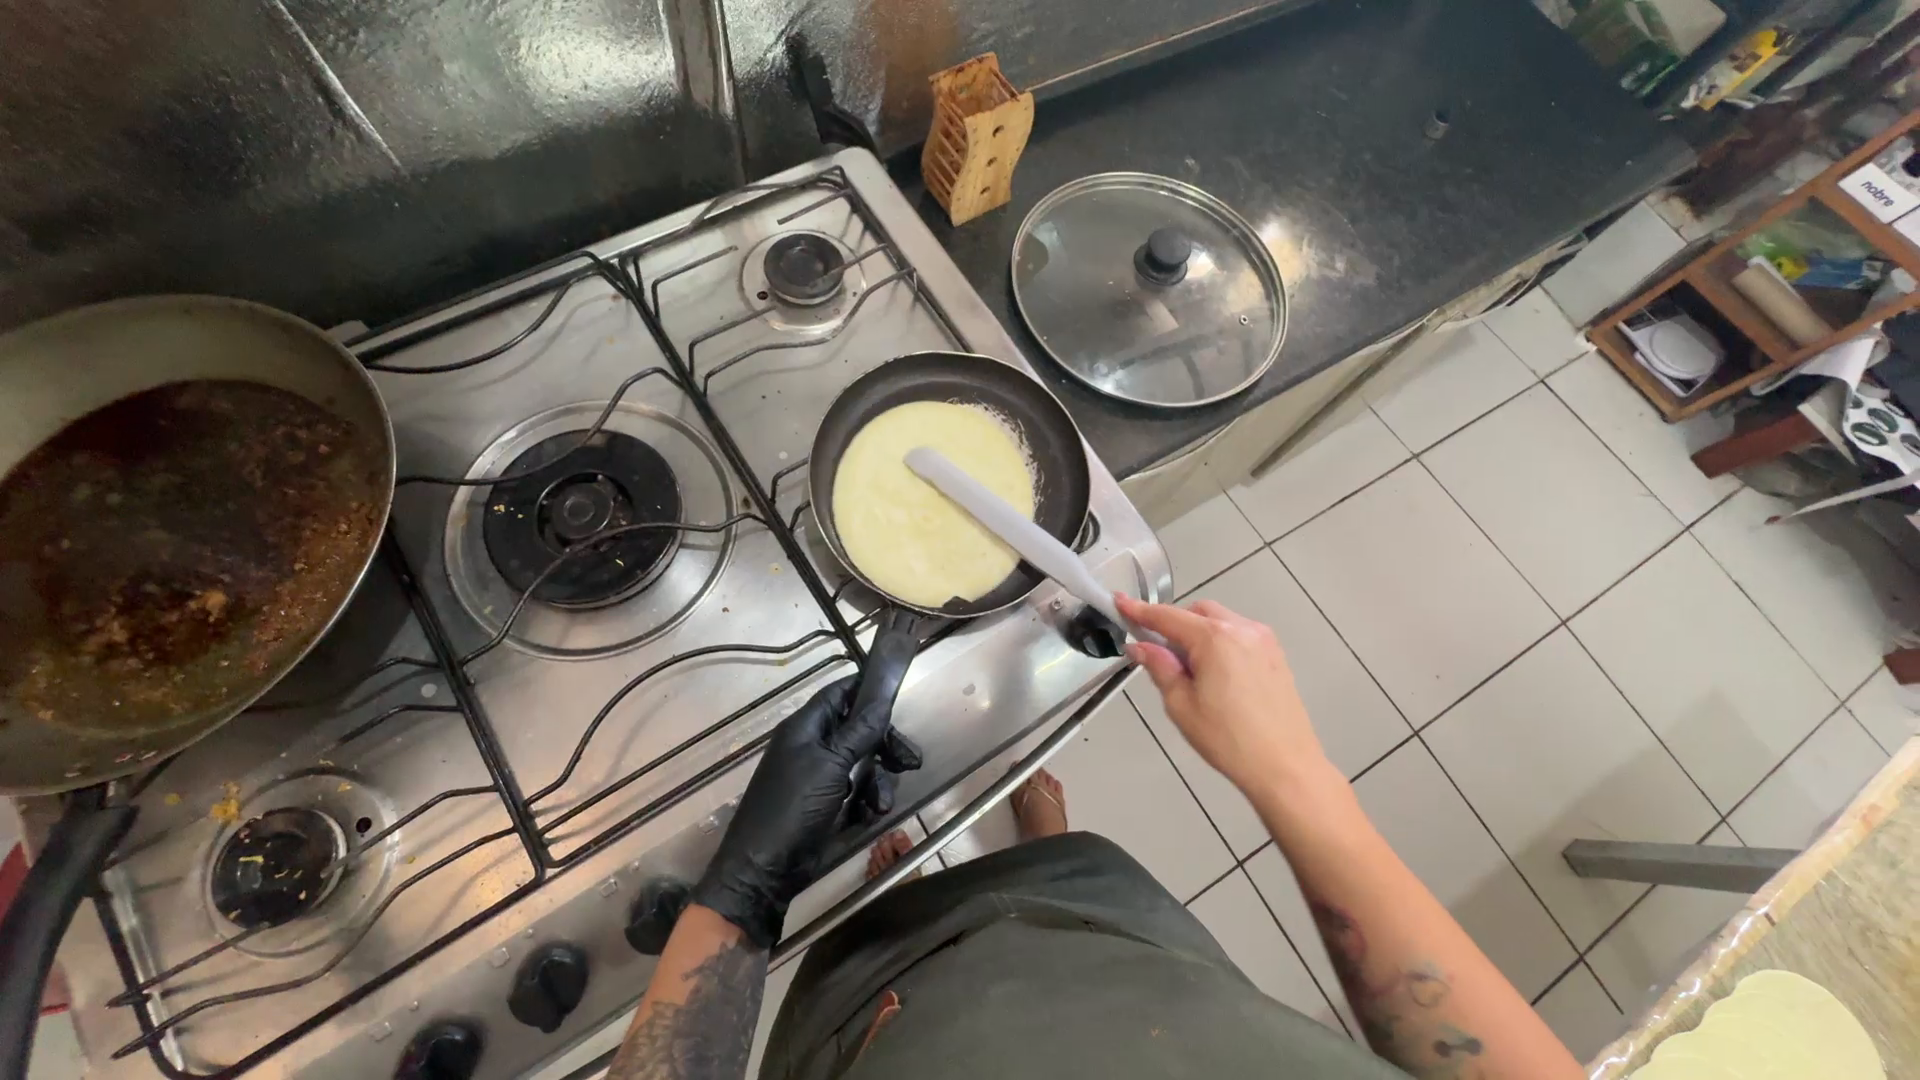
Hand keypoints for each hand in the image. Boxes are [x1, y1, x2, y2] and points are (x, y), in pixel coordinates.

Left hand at [691, 676, 912, 946]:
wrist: (765, 868)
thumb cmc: (794, 807)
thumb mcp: (832, 765)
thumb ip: (859, 730)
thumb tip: (881, 695)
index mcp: (806, 727)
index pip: (839, 693)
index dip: (867, 690)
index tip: (898, 697)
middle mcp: (812, 745)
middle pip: (858, 730)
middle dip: (885, 746)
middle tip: (911, 761)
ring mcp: (819, 775)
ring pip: (862, 764)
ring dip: (878, 782)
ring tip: (881, 805)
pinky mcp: (826, 802)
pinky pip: (856, 791)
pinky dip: (866, 802)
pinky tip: (868, 816)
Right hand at [1116, 593, 1340, 802]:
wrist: (1286, 767)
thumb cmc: (1228, 740)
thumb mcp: (1182, 705)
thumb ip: (1160, 667)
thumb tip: (1139, 646)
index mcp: (1215, 639)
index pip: (1168, 617)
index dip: (1139, 610)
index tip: (1118, 602)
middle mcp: (1242, 629)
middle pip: (1197, 612)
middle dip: (1174, 624)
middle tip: (1160, 655)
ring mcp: (1264, 640)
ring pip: (1221, 621)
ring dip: (1199, 633)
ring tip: (1191, 671)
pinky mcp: (1276, 655)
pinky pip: (1239, 634)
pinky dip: (1220, 642)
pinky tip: (1216, 675)